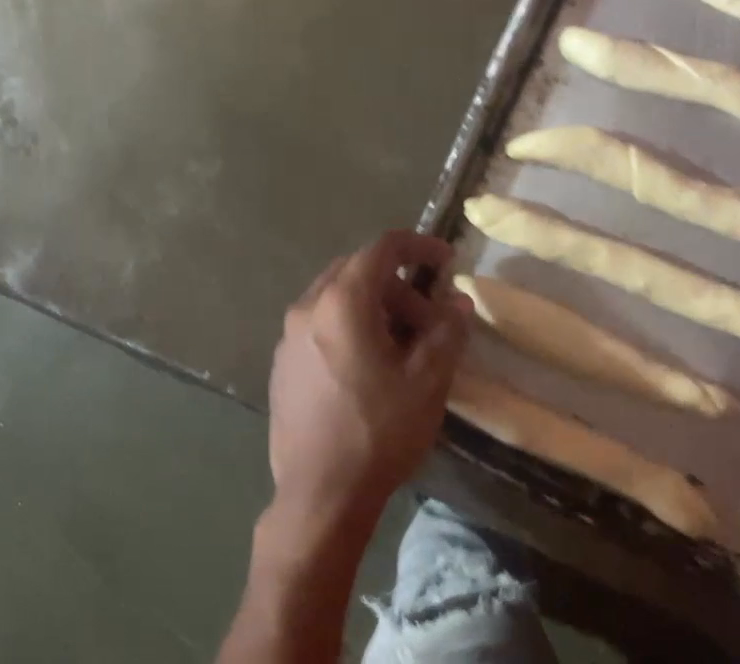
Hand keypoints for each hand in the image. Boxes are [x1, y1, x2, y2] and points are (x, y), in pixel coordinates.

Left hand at [266, 231, 471, 523]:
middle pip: (357, 272)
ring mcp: (287, 336)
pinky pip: (319, 325)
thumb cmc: (378, 432)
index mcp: (341, 301)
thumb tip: (458, 304)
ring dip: (374, 308)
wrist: (319, 493)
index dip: (419, 246)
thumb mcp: (427, 382)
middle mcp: (307, 307)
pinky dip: (349, 327)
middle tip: (431, 319)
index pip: (382, 248)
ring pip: (336, 299)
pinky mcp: (281, 363)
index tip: (447, 260)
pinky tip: (369, 368)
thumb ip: (446, 333)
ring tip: (404, 347)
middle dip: (399, 285)